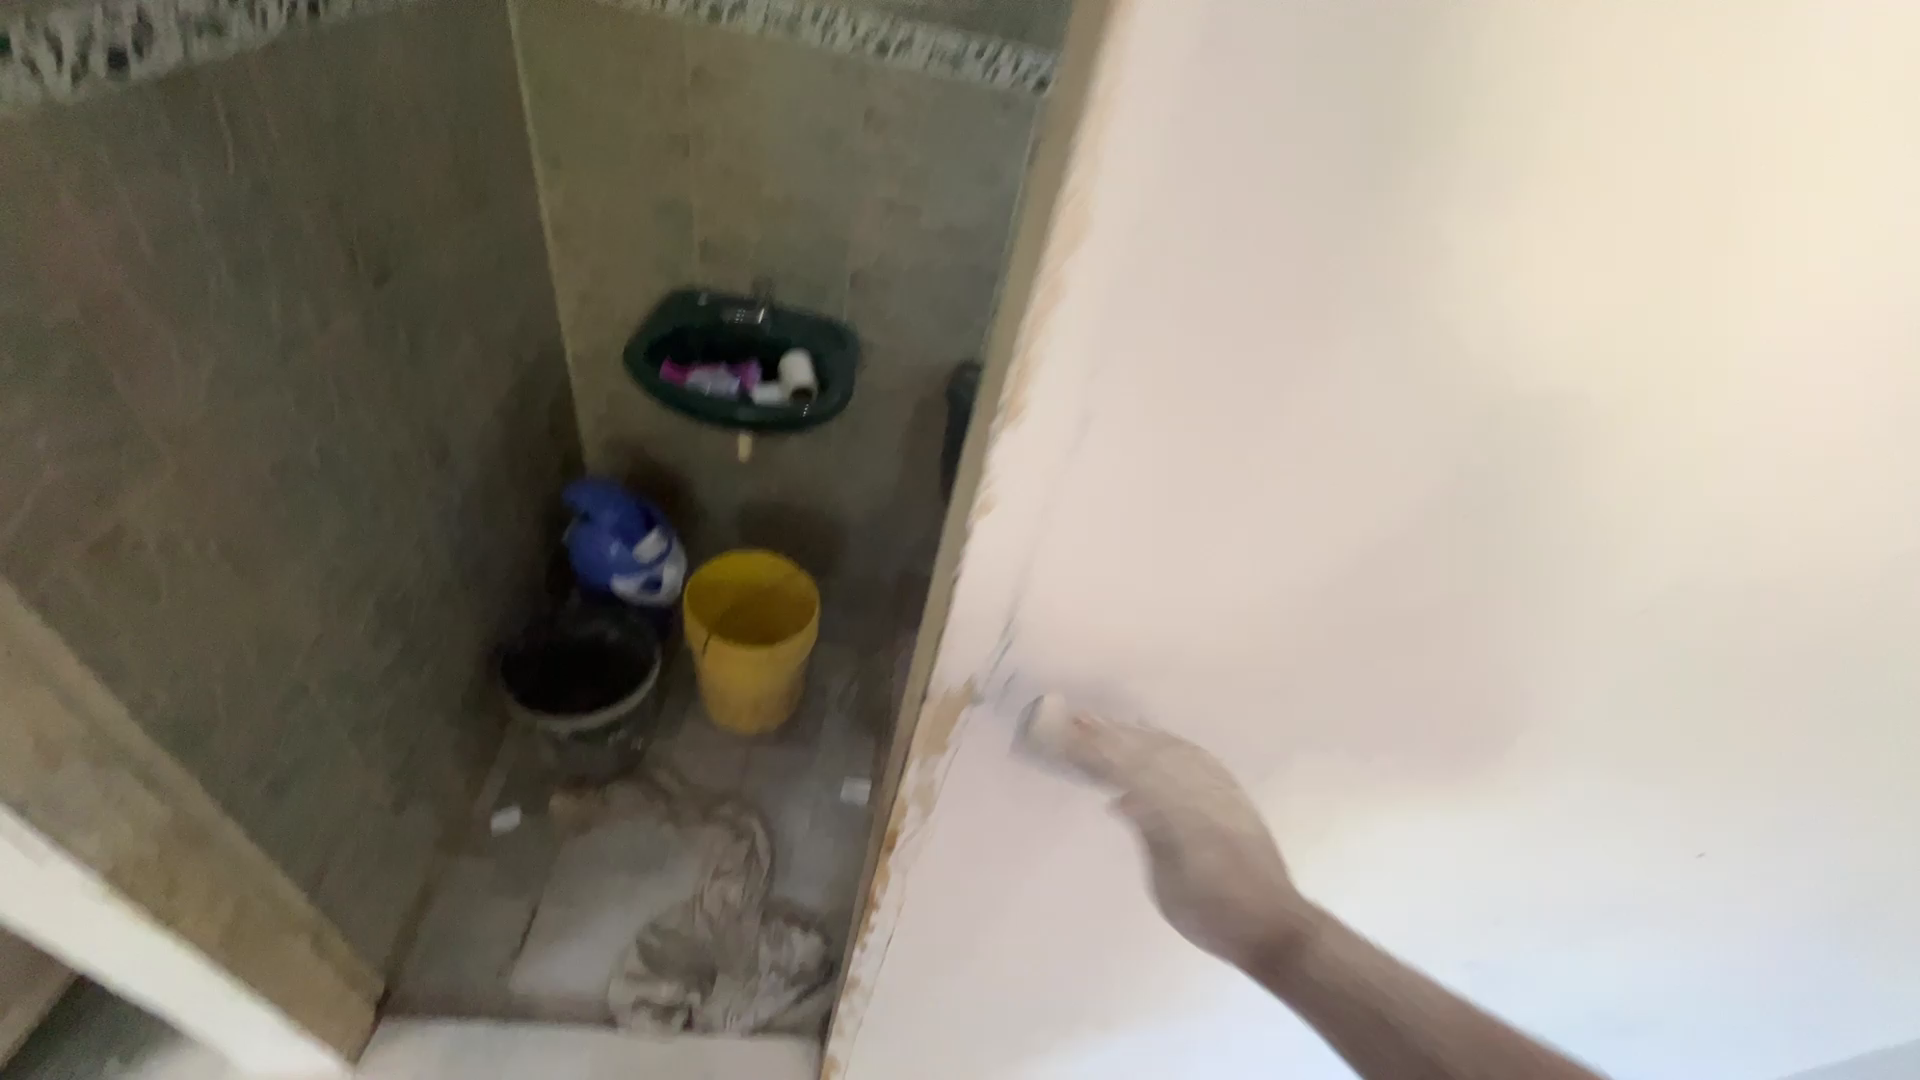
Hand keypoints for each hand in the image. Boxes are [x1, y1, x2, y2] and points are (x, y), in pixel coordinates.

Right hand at [1043, 712, 1315, 970]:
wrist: (1274, 924)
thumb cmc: (1211, 913)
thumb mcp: (1167, 880)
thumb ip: (1149, 833)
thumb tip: (1121, 799)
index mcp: (1179, 812)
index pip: (1128, 771)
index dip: (1096, 753)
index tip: (1067, 737)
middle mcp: (1200, 790)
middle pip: (1146, 752)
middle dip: (1110, 735)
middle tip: (1076, 718)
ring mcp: (1218, 787)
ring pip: (1168, 748)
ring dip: (1133, 733)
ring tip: (1103, 721)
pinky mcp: (1230, 791)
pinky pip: (1191, 754)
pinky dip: (1165, 740)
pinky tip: (1149, 734)